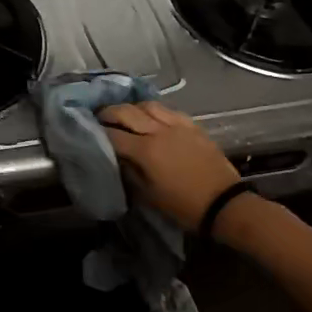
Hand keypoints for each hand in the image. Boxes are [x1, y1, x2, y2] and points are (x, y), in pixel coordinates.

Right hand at [99, 101, 241, 231]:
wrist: (224, 204)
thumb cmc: (183, 206)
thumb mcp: (148, 196)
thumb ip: (129, 172)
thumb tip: (116, 158)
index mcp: (145, 151)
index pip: (113, 134)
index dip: (97, 131)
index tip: (88, 131)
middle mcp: (159, 131)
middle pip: (127, 112)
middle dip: (109, 112)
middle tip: (99, 117)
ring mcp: (177, 125)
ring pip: (148, 105)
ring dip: (132, 107)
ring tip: (125, 114)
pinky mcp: (192, 126)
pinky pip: (168, 110)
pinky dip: (154, 110)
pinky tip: (151, 116)